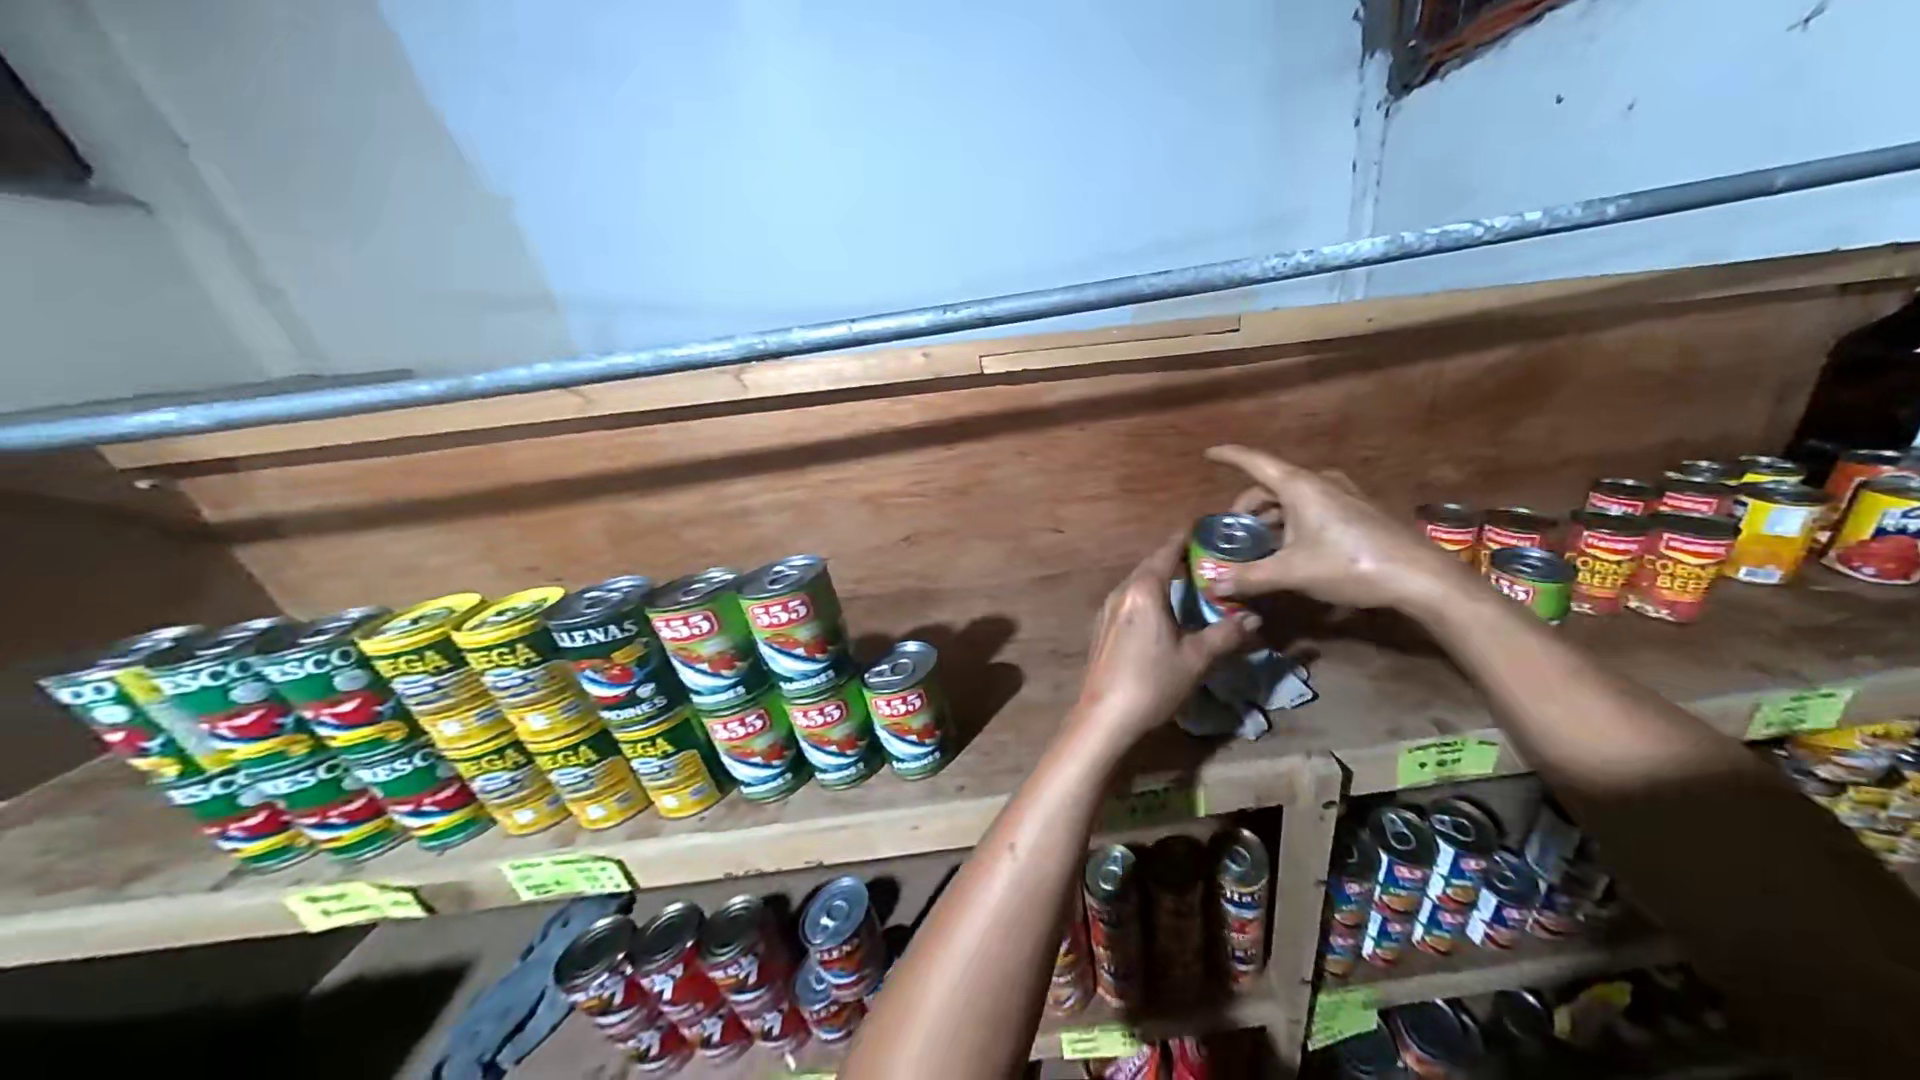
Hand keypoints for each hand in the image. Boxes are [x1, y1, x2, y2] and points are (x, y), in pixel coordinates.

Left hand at [1073, 532, 1259, 743]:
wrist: (1104, 717)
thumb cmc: (1152, 683)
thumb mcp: (1195, 659)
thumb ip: (1225, 634)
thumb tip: (1253, 618)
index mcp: (1144, 591)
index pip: (1167, 552)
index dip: (1186, 538)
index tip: (1205, 528)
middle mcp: (1121, 592)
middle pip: (1151, 565)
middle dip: (1177, 559)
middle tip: (1206, 558)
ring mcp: (1107, 610)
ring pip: (1138, 583)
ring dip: (1162, 579)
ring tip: (1189, 584)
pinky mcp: (1101, 628)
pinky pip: (1130, 600)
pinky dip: (1149, 596)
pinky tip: (1163, 612)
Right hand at [1203, 445, 1474, 615]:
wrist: (1420, 578)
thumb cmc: (1349, 565)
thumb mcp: (1292, 573)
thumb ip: (1249, 577)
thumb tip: (1212, 584)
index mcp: (1299, 486)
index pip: (1254, 462)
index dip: (1229, 457)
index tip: (1208, 454)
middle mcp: (1320, 483)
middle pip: (1270, 486)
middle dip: (1247, 508)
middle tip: (1233, 534)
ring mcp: (1343, 495)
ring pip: (1292, 498)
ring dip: (1270, 518)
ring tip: (1258, 546)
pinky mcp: (1358, 512)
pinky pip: (1312, 508)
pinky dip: (1292, 522)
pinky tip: (1291, 549)